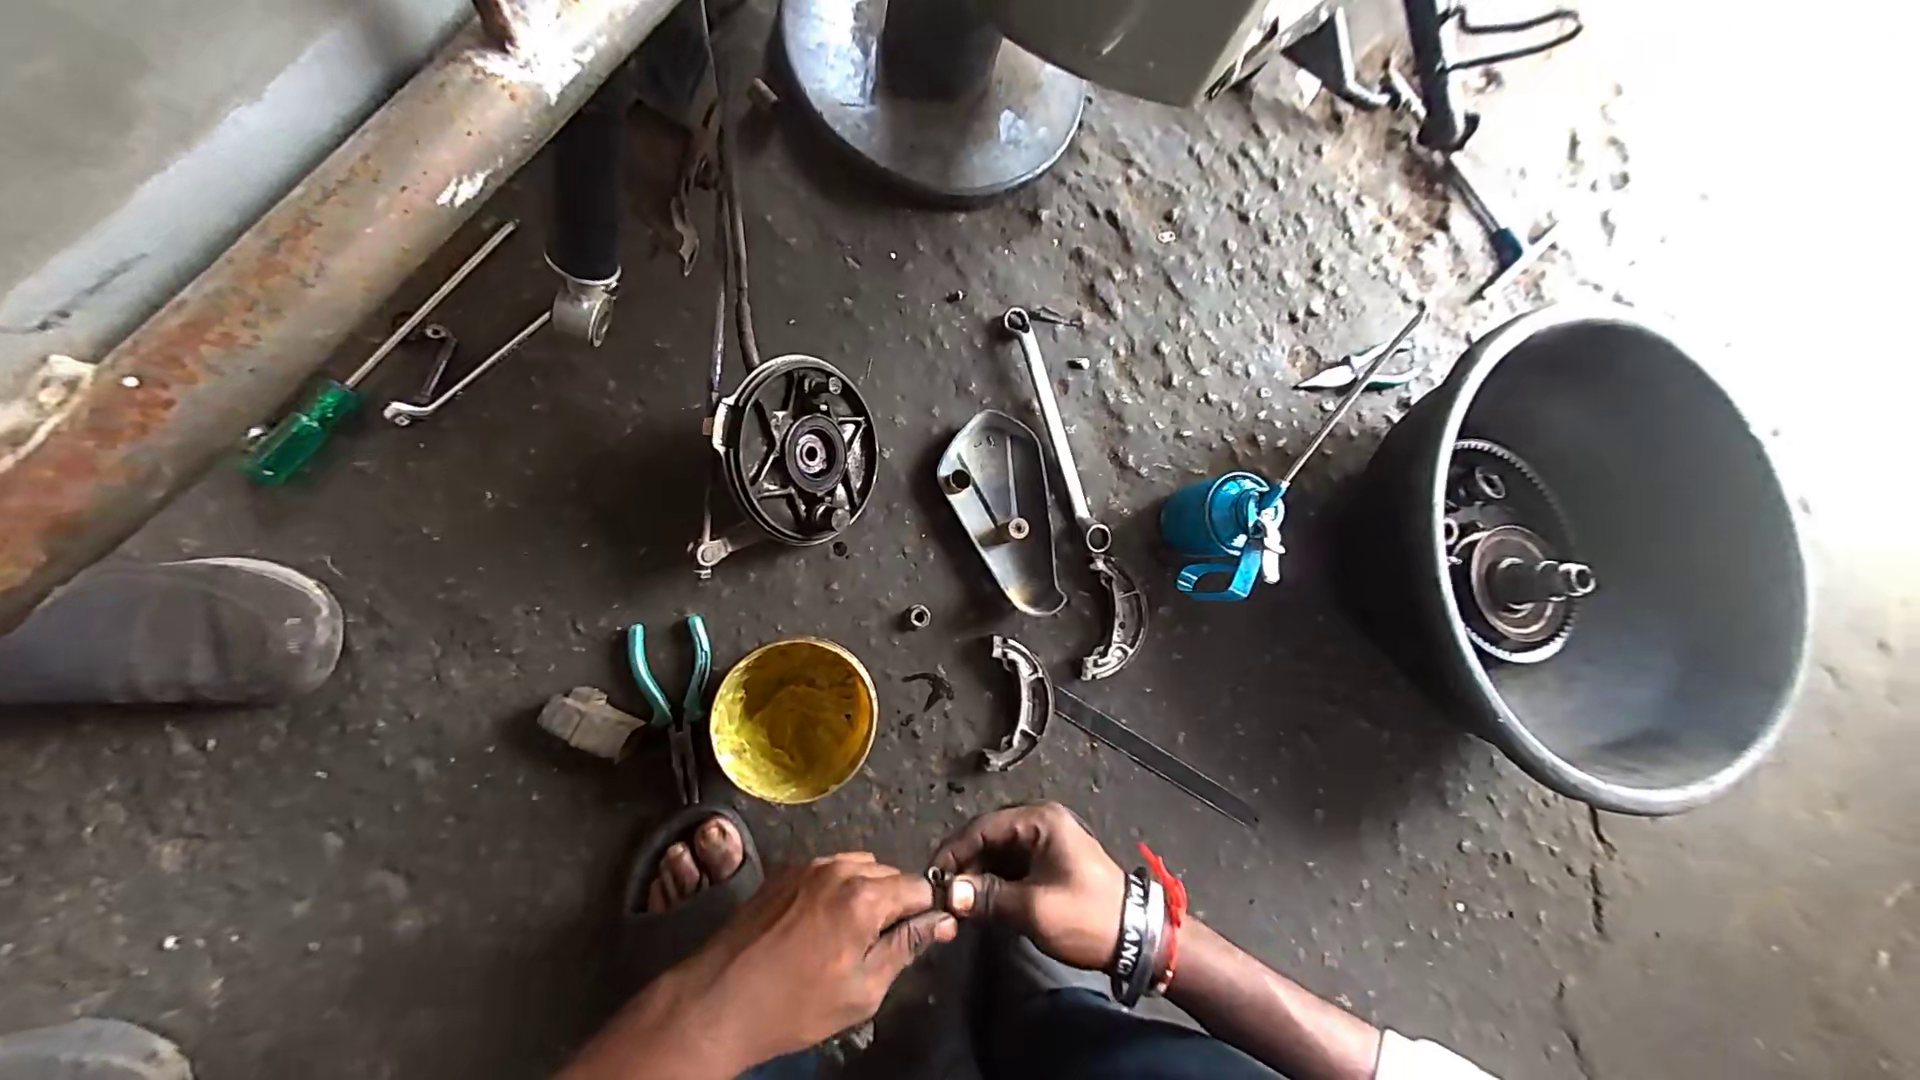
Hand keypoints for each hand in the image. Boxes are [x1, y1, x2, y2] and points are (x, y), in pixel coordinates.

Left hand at [573, 854, 955, 1078]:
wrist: (719, 999)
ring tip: (848, 930)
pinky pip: (828, 867)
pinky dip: (836, 885)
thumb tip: (943, 922)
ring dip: (866, 889)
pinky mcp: (786, 868)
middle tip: (879, 941)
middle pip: (890, 873)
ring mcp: (810, 864)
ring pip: (860, 866)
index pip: (918, 886)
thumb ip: (907, 948)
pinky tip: (819, 920)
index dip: (925, 910)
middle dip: (895, 901)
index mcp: (864, 896)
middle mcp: (840, 868)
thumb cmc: (795, 1005)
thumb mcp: (862, 990)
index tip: (919, 933)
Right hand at [930, 802, 1127, 970]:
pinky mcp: (1048, 860)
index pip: (983, 826)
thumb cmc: (1086, 916)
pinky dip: (994, 881)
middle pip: (989, 836)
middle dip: (965, 863)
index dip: (955, 850)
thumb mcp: (1035, 908)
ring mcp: (1046, 840)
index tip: (933, 877)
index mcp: (1040, 820)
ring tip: (958, 901)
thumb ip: (989, 896)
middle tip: (943, 892)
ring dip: (978, 874)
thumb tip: (950, 893)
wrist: (1137, 938)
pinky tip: (980, 901)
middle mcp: (1041, 821)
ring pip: (998, 851)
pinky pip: (1011, 864)